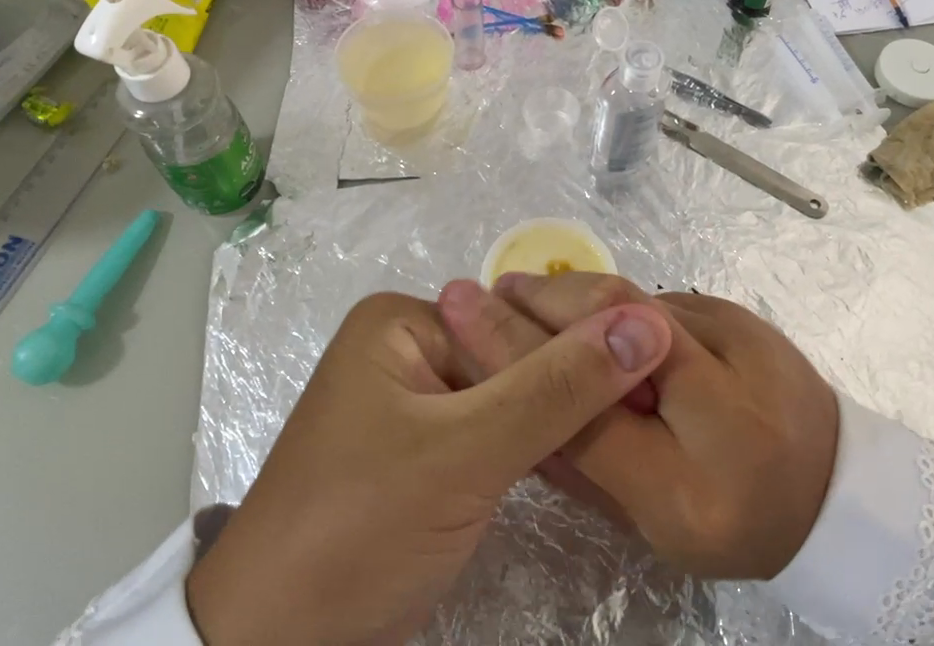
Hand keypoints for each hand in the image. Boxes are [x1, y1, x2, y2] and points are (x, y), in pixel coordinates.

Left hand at [185, 291, 672, 644]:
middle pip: (517, 357)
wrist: (279, 644)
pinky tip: (585, 460)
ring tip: (631, 437)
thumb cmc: (358, 532)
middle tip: (650, 418)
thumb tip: (651, 323)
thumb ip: (558, 388)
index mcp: (404, 321)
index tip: (654, 385)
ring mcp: (418, 405)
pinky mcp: (429, 455)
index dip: (584, 350)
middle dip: (573, 390)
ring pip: (514, 399)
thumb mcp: (465, 454)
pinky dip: (536, 449)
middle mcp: (409, 348)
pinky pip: (498, 434)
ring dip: (560, 422)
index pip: (520, 319)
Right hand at [437, 274, 838, 580]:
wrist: (836, 494)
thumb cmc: (732, 524)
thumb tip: (507, 396)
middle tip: (493, 290)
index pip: (584, 409)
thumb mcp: (646, 522)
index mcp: (690, 491)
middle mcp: (727, 413)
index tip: (460, 309)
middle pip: (616, 325)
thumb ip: (576, 464)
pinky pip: (664, 301)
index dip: (514, 354)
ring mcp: (748, 352)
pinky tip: (590, 310)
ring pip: (638, 301)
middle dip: (543, 299)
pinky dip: (618, 303)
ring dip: (575, 292)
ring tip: (527, 293)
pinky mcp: (750, 319)